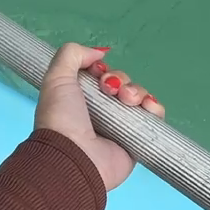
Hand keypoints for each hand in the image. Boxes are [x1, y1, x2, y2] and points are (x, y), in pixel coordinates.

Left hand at [34, 43, 165, 190]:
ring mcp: (119, 125)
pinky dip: (153, 107)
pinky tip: (146, 107)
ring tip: (127, 101)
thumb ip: (72, 55)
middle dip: (120, 80)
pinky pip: (153, 116)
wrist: (74, 157)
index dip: (102, 70)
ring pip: (138, 96)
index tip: (97, 74)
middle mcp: (99, 110)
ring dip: (136, 91)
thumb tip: (98, 53)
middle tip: (111, 90)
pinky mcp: (137, 139)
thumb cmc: (61, 118)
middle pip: (121, 82)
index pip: (100, 74)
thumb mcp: (56, 78)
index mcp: (79, 97)